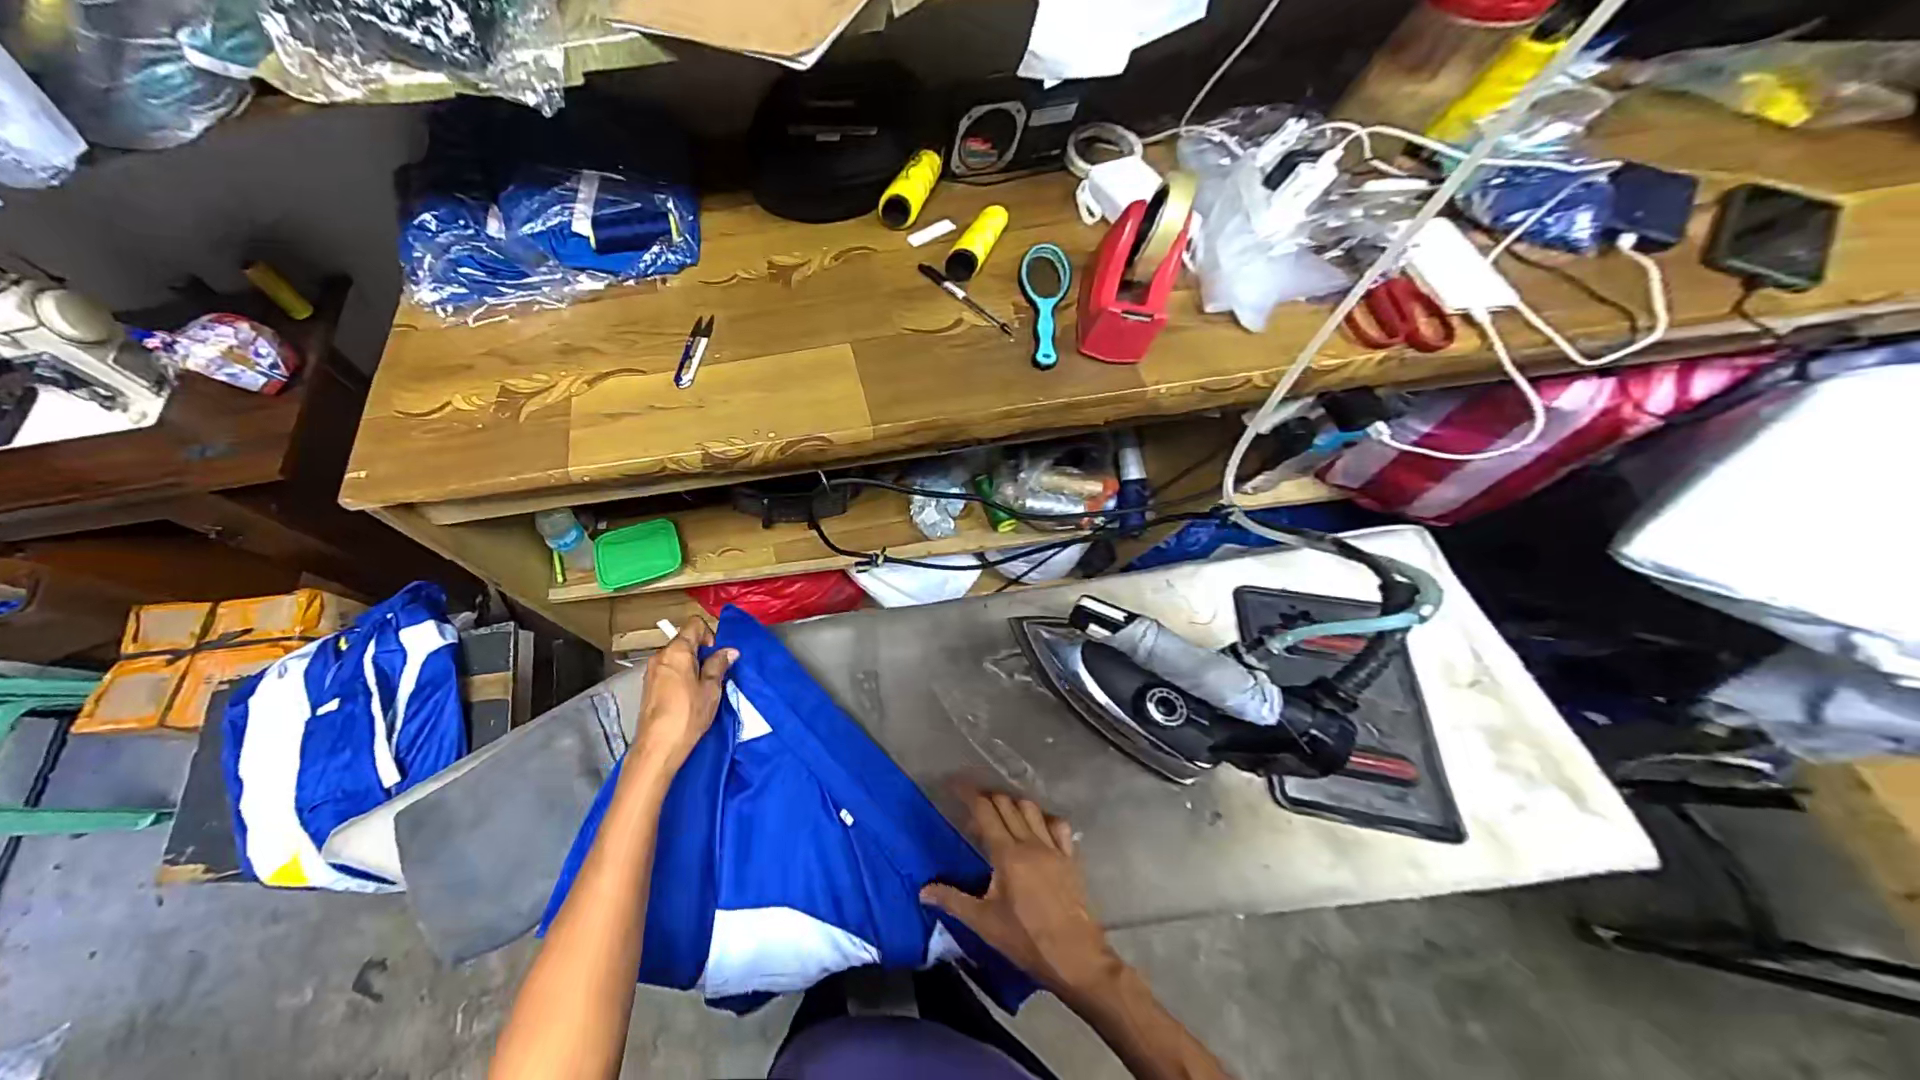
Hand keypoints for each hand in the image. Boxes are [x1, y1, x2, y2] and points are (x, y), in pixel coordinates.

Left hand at [631, 620, 735, 776]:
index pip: (694, 624)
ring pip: (676, 657)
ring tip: (702, 688)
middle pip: (684, 641)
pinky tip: (688, 696)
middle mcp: (660, 656)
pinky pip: (668, 671)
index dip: (710, 634)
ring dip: (691, 665)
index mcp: (676, 651)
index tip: (716, 655)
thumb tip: (729, 651)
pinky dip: (680, 676)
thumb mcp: (711, 688)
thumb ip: (719, 665)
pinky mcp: (648, 686)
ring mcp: (651, 671)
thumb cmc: (688, 714)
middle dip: (701, 652)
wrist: (658, 746)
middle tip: (714, 674)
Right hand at [921, 791, 1121, 998]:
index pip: (986, 811)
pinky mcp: (1070, 858)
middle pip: (1007, 804)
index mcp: (1007, 853)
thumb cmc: (1026, 939)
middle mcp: (1031, 842)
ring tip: (1001, 814)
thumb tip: (923, 890)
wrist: (1074, 956)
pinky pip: (1058, 826)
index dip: (969, 794)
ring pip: (1032, 809)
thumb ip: (953, 900)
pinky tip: (1037, 828)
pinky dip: (1044, 819)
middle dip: (988, 797)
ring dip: (1014, 804)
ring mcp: (1054, 848)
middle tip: (972, 805)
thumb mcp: (984, 923)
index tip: (956, 784)